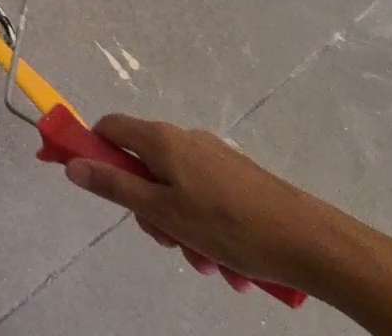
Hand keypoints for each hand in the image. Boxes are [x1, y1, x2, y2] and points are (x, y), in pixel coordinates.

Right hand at [61, 113, 332, 283]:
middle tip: (163, 239)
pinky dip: (207, 226)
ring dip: (180, 225)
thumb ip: (113, 186)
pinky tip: (227, 262)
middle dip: (146, 206)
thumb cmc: (231, 226)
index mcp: (160, 139)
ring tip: (205, 262)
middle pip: (143, 165)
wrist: (320, 246)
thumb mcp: (162, 212)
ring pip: (177, 188)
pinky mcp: (243, 179)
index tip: (97, 184)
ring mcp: (217, 159)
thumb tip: (71, 165)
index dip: (94, 151)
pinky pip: (207, 198)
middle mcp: (185, 139)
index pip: (108, 128)